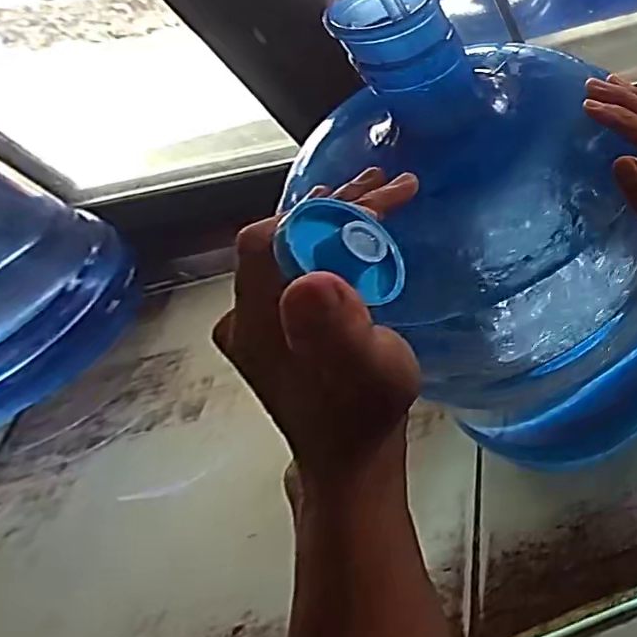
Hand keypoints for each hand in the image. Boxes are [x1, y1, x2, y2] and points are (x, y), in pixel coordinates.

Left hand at [214, 168, 421, 489]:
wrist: (349, 454)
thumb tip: (314, 277)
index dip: (327, 210)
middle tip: (389, 182)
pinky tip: (357, 232)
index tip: (385, 195)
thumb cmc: (366, 409)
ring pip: (289, 247)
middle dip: (336, 204)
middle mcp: (247, 312)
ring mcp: (261, 318)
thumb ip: (334, 326)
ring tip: (378, 192)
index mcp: (260, 319)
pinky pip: (299, 264)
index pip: (275, 239)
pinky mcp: (281, 323)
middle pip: (280, 237)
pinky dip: (331, 238)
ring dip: (335, 216)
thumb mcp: (365, 367)